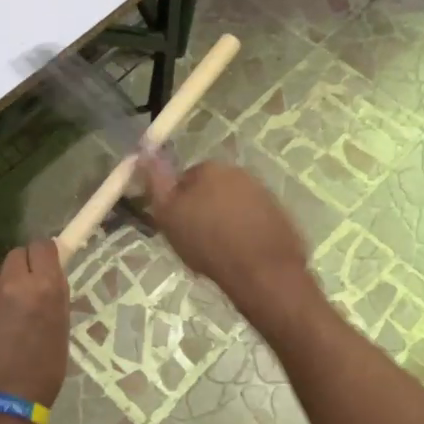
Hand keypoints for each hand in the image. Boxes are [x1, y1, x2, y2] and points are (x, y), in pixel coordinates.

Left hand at [0, 240, 69, 409]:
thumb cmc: (40, 375)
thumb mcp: (59, 331)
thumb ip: (51, 296)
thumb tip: (46, 274)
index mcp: (42, 288)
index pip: (42, 245)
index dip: (42, 257)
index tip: (41, 270)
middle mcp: (8, 283)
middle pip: (14, 257)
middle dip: (19, 272)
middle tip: (20, 299)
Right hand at [141, 156, 317, 331]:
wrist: (261, 272)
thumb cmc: (207, 242)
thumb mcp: (168, 214)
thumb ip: (156, 182)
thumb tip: (143, 151)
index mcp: (210, 168)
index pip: (185, 179)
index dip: (179, 203)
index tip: (178, 225)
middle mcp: (239, 173)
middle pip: (212, 189)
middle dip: (204, 208)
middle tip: (196, 238)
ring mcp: (264, 193)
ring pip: (234, 204)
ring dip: (225, 219)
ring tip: (219, 249)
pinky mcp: (280, 215)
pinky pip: (254, 219)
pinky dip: (247, 231)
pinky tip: (241, 253)